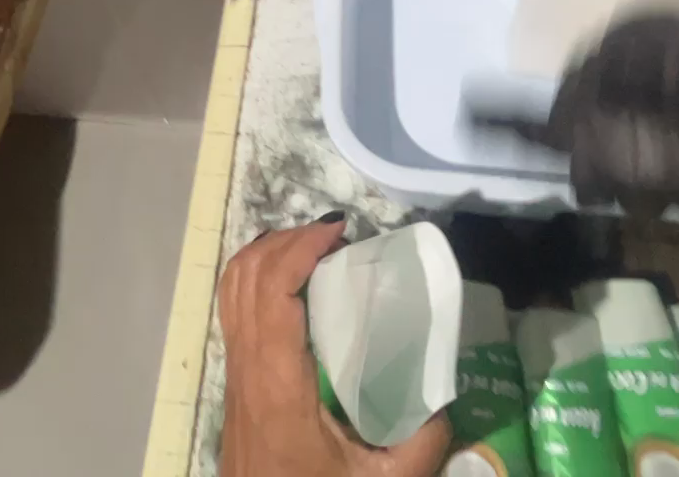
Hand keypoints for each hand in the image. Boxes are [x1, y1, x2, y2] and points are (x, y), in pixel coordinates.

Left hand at [218, 219, 450, 476]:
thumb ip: (421, 445)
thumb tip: (446, 402)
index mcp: (277, 380)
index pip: (273, 289)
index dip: (298, 248)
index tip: (336, 232)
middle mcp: (247, 361)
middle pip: (248, 273)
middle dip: (287, 240)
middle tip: (332, 236)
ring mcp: (234, 365)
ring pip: (232, 283)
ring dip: (266, 252)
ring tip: (310, 247)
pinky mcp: (234, 372)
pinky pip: (232, 303)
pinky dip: (253, 273)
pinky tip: (288, 279)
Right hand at [517, 11, 678, 433]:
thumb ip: (633, 150)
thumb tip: (559, 134)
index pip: (620, 41)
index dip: (579, 84)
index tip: (556, 137)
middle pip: (631, 66)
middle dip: (595, 114)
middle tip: (584, 172)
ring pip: (655, 97)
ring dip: (622, 138)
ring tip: (617, 195)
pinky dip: (656, 156)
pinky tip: (657, 196)